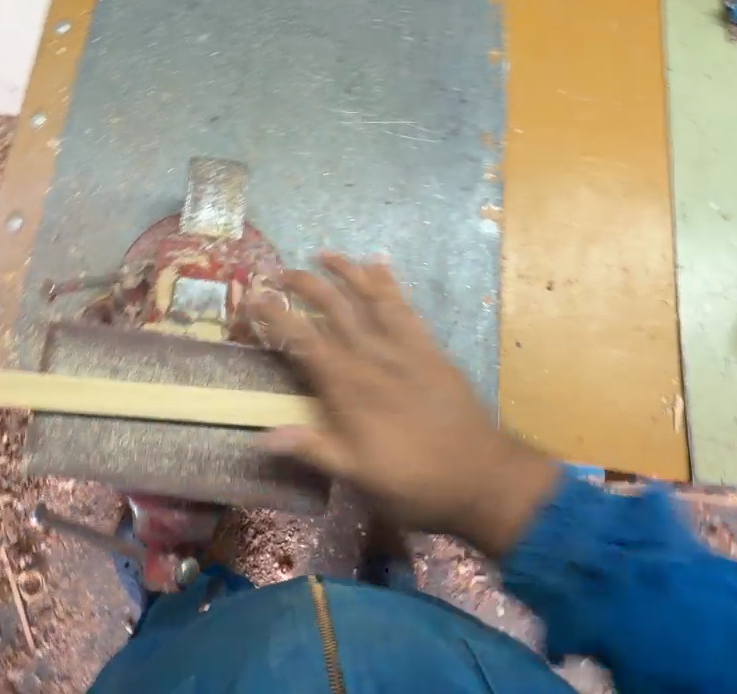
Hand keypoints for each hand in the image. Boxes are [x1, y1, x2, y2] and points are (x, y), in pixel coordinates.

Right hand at [252, 255, 559, 557]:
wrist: (483, 476)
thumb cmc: (415, 481)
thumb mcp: (358, 476)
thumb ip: (312, 449)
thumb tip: (261, 436)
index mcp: (348, 386)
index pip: (302, 340)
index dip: (275, 317)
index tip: (253, 298)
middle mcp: (371, 356)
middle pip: (332, 308)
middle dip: (304, 285)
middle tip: (280, 272)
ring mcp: (403, 347)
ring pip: (368, 297)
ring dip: (345, 272)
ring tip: (323, 253)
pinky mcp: (429, 347)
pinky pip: (404, 307)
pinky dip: (389, 284)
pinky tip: (379, 265)